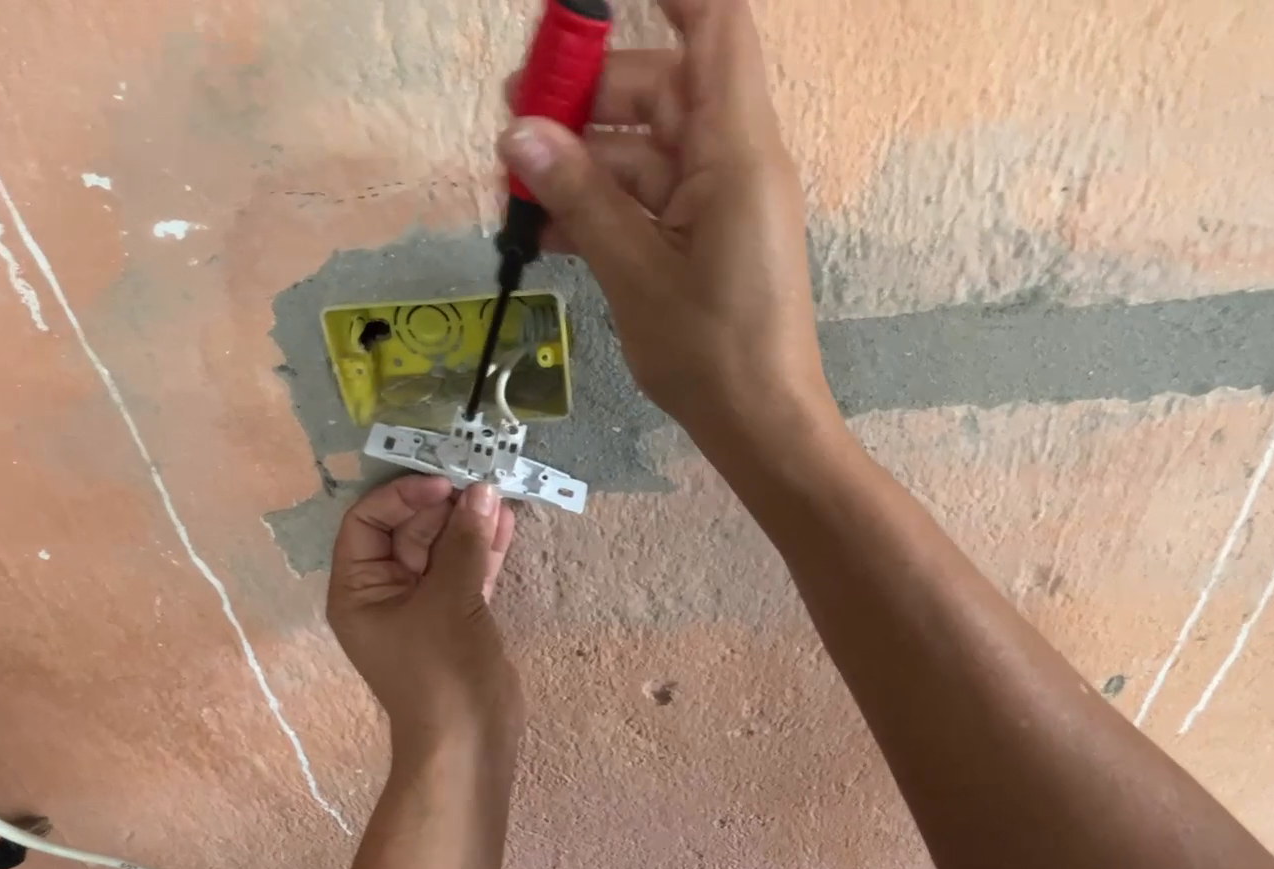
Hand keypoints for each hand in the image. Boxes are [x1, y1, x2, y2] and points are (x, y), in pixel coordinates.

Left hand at [327, 476, 521, 755]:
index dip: (402, 497)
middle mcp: (386, 590)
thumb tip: (484, 491)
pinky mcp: (457, 614)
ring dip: (469, 522)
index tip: (445, 484)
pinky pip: (467, 570)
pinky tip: (507, 522)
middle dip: (445, 506)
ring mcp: (425, 603)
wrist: (470, 742)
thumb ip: (466, 542)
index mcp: (359, 588)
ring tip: (501, 493)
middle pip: (410, 530)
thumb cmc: (441, 672)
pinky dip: (486, 548)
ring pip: (444, 548)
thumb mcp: (450, 600)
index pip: (368, 522)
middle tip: (482, 480)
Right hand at [498, 0, 831, 438]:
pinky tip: (549, 230)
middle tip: (514, 120)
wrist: (760, 425)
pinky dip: (603, 206)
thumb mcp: (635, 272)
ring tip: (516, 188)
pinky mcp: (705, 240)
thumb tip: (518, 135)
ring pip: (644, 151)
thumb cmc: (710, 350)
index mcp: (735, 150)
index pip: (714, 25)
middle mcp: (733, 161)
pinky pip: (649, 201)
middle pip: (659, 89)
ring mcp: (719, 203)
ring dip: (581, 164)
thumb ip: (579, 198)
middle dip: (585, 96)